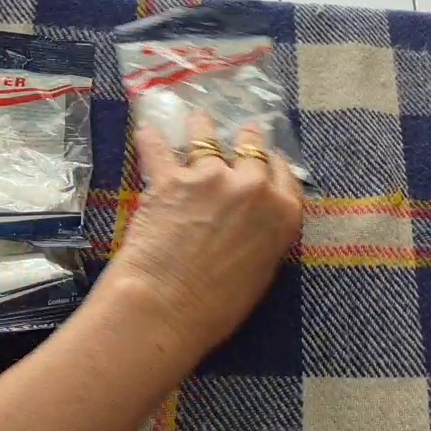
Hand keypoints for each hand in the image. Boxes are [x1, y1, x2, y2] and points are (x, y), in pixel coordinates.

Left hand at [99, 112, 303, 353]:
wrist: (167, 310)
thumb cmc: (219, 307)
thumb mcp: (262, 272)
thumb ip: (266, 236)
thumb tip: (257, 221)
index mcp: (283, 213)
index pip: (284, 173)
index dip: (272, 163)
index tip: (266, 158)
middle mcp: (252, 187)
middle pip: (252, 147)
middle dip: (245, 139)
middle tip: (239, 136)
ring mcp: (210, 177)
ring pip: (207, 134)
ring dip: (202, 127)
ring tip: (197, 119)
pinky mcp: (169, 178)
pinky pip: (158, 147)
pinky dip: (150, 138)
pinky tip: (146, 129)